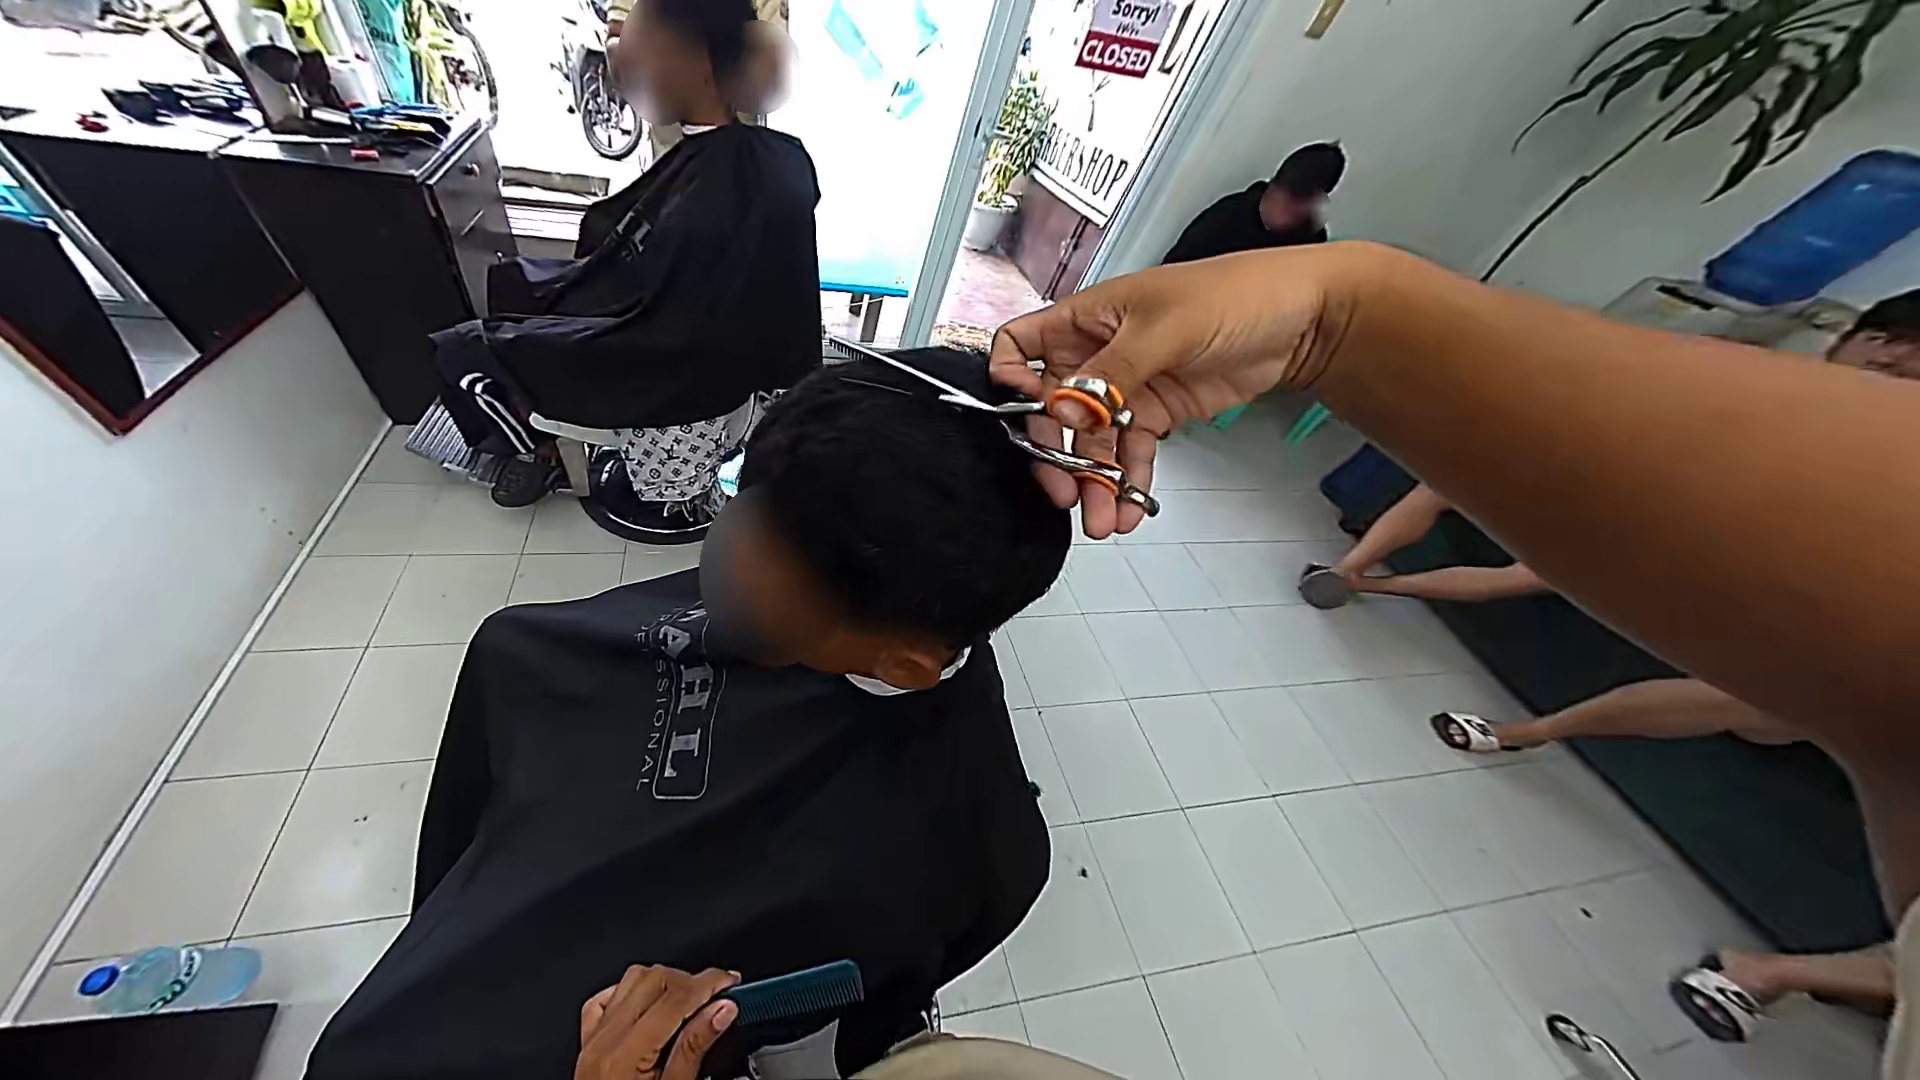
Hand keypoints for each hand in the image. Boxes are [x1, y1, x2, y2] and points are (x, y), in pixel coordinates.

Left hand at [576, 965, 739, 1079]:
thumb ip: (695, 1048)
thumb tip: (723, 1008)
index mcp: (623, 1058)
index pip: (675, 998)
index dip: (709, 983)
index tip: (731, 981)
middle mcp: (604, 1043)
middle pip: (656, 979)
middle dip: (691, 981)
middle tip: (715, 995)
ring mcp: (593, 1041)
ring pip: (634, 979)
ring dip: (665, 982)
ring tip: (687, 1001)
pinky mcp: (588, 1044)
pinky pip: (609, 997)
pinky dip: (633, 991)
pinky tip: (650, 1004)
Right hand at [990, 243, 1377, 536]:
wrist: (1302, 320)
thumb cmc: (1234, 295)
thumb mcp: (1165, 329)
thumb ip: (1112, 372)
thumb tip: (1066, 412)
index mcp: (1085, 321)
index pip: (1021, 346)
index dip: (1010, 380)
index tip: (1019, 414)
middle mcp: (1094, 357)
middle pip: (1050, 411)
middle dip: (1054, 454)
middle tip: (1065, 493)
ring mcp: (1122, 391)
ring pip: (1089, 444)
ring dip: (1093, 484)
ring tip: (1103, 521)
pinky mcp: (1151, 417)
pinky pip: (1128, 455)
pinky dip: (1127, 484)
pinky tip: (1130, 510)